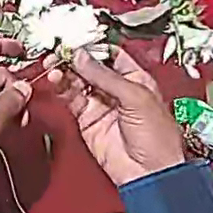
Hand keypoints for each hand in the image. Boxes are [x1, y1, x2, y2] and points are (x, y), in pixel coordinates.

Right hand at [51, 47, 187, 187]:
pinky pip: (71, 100)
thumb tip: (81, 56)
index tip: (76, 39)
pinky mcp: (87, 120)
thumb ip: (105, 76)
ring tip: (54, 66)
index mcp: (135, 78)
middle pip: (90, 67)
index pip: (110, 54)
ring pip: (77, 82)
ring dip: (65, 72)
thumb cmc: (157, 137)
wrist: (149, 173)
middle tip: (58, 51)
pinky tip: (56, 80)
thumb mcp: (135, 96)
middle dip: (74, 58)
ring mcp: (100, 105)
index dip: (93, 46)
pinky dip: (62, 90)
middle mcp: (116, 89)